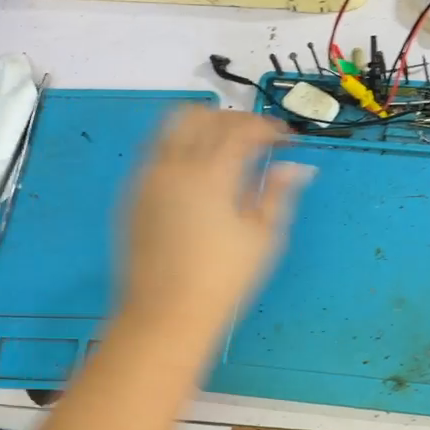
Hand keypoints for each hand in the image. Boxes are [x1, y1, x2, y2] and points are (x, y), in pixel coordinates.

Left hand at [120, 107, 310, 347]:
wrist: (165, 314)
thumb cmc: (223, 279)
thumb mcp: (263, 237)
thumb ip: (277, 193)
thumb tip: (296, 166)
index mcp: (211, 174)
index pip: (241, 129)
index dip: (268, 127)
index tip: (287, 140)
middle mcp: (174, 165)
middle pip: (202, 116)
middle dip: (234, 119)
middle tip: (258, 140)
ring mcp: (148, 177)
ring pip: (172, 126)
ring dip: (204, 127)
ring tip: (228, 150)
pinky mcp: (134, 193)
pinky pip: (157, 150)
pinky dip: (182, 146)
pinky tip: (200, 174)